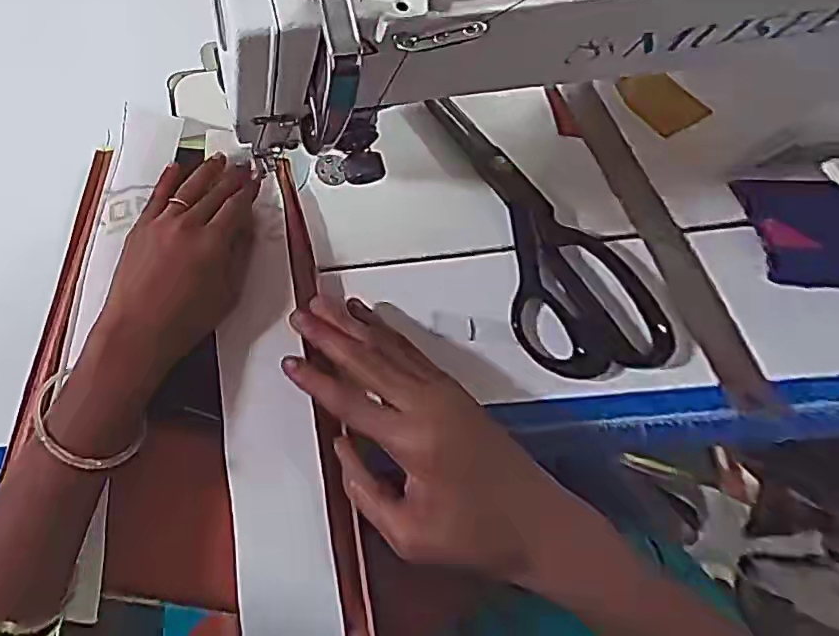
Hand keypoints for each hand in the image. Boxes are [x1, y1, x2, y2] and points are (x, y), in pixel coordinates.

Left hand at [90, 153, 260, 389]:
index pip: (236, 206)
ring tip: (217, 160)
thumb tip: (246, 231)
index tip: (255, 182)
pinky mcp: (141, 226)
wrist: (138, 329)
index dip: (249, 191)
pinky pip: (158, 194)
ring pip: (188, 187)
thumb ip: (239, 256)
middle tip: (242, 166)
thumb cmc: (179, 321)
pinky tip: (177, 168)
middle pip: (214, 192)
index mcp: (212, 243)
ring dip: (205, 171)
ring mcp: (161, 223)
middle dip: (232, 176)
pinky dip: (169, 178)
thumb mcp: (226, 294)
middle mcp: (186, 226)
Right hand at [282, 296, 619, 588]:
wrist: (546, 529)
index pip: (350, 402)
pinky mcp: (452, 389)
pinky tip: (366, 315)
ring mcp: (442, 393)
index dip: (315, 380)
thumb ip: (364, 492)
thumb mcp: (411, 536)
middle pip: (365, 360)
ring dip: (350, 322)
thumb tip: (344, 449)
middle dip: (327, 335)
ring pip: (385, 346)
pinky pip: (408, 349)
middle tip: (300, 317)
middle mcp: (427, 409)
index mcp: (414, 443)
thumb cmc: (482, 535)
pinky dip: (382, 327)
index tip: (292, 364)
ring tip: (323, 301)